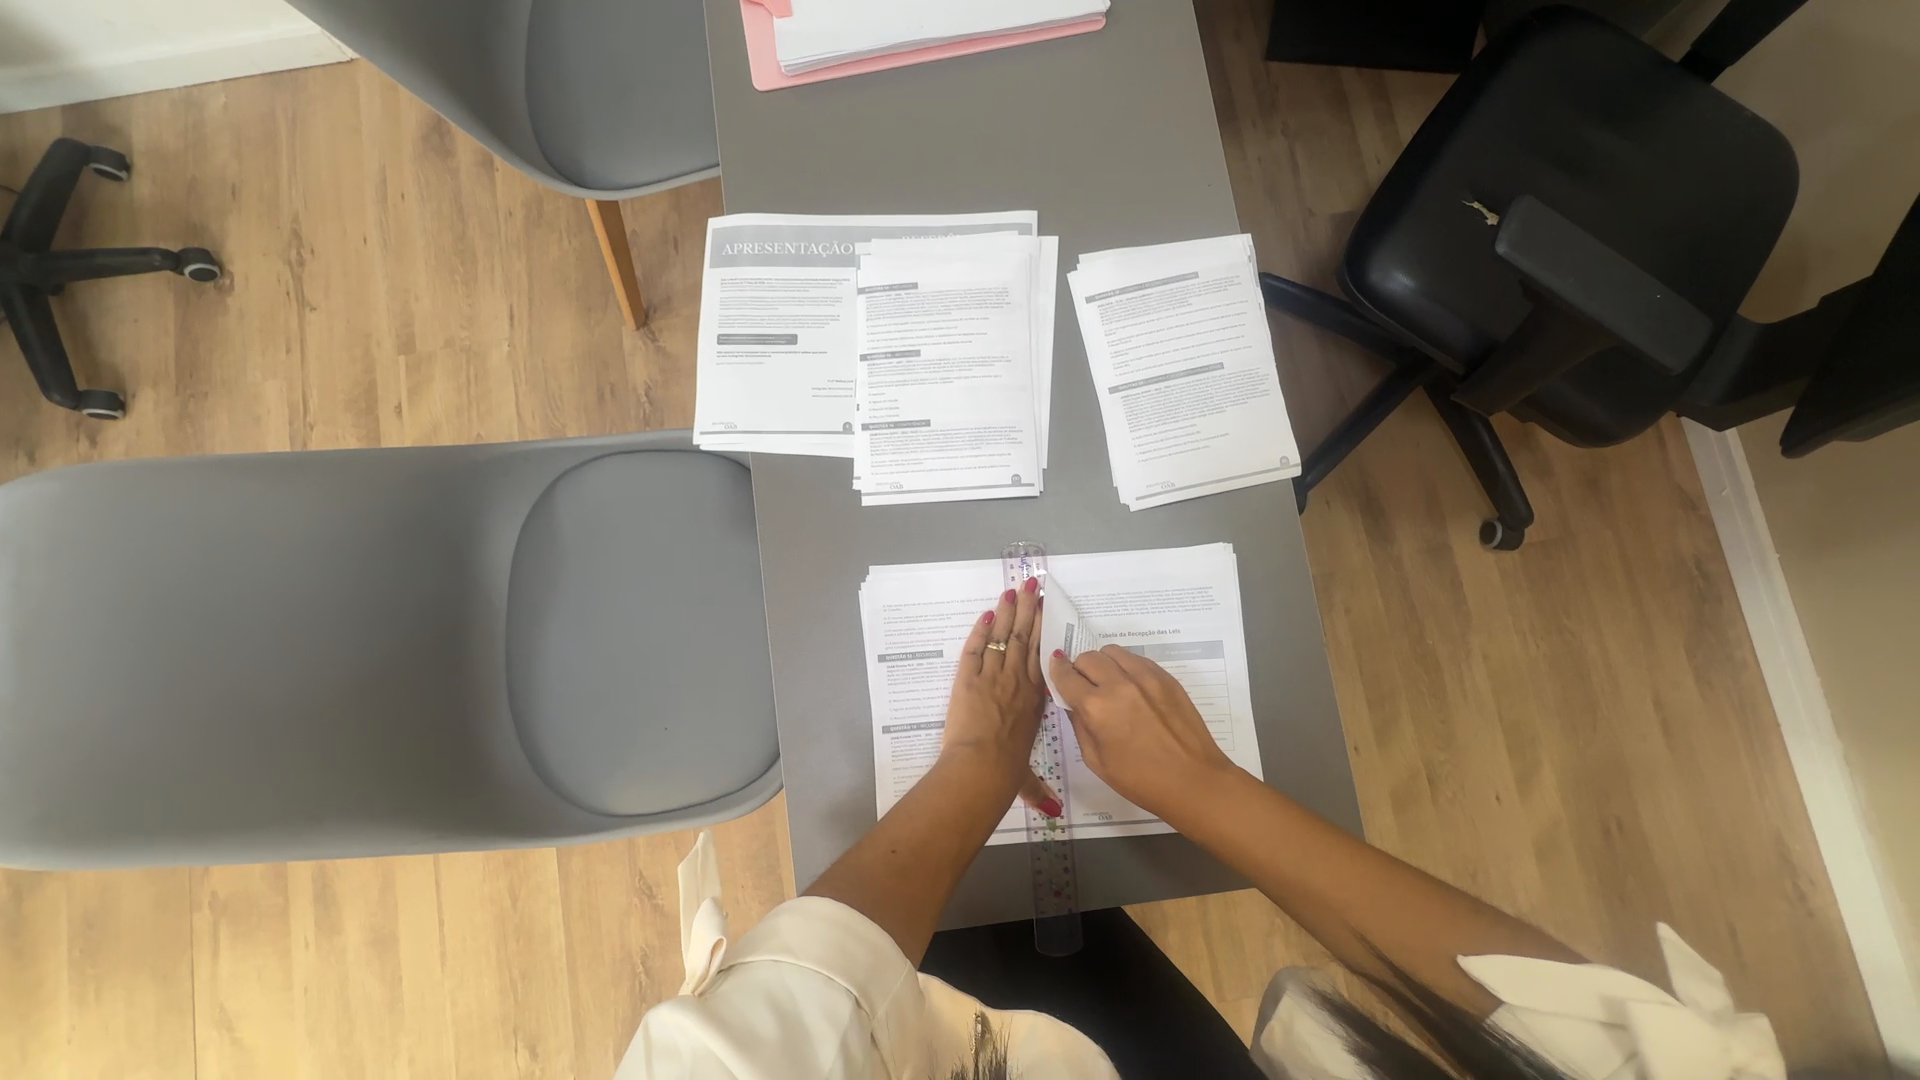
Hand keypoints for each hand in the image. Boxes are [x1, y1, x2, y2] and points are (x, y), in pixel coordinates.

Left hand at [941, 577, 1058, 814]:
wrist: (982, 766)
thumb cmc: (1007, 771)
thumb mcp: (1026, 779)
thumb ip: (1039, 792)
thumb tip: (1056, 814)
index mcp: (1035, 698)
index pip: (1042, 656)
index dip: (1044, 631)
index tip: (1047, 610)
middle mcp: (1018, 681)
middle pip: (1025, 637)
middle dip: (1029, 609)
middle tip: (1032, 584)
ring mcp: (993, 675)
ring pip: (1004, 636)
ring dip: (1008, 612)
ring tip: (1014, 590)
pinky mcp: (968, 676)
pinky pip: (976, 648)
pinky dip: (981, 630)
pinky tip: (986, 615)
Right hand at [1047, 645, 1239, 823]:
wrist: (1193, 781)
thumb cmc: (1140, 780)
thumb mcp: (1096, 761)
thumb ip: (1079, 725)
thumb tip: (1072, 702)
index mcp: (1096, 708)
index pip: (1066, 675)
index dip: (1058, 672)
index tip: (1058, 673)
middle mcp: (1119, 684)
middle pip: (1088, 657)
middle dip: (1080, 669)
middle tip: (1086, 687)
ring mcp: (1146, 677)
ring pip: (1113, 651)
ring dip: (1104, 663)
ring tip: (1110, 684)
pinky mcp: (1166, 677)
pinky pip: (1137, 659)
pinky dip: (1127, 666)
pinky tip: (1133, 688)